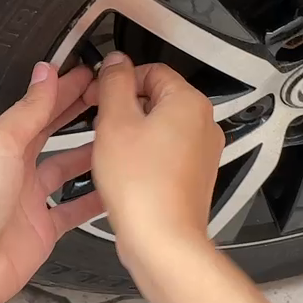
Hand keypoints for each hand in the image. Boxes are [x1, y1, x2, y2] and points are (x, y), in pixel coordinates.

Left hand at [0, 62, 103, 302]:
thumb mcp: (0, 143)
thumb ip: (28, 109)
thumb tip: (44, 73)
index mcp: (0, 143)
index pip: (39, 108)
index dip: (64, 90)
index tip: (91, 75)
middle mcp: (13, 169)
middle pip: (54, 136)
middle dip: (80, 117)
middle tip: (110, 100)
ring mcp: (28, 201)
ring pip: (67, 171)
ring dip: (91, 156)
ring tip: (118, 139)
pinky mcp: (41, 231)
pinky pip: (73, 211)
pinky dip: (94, 201)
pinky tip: (112, 191)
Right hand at [86, 52, 224, 270]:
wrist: (162, 239)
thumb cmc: (143, 188)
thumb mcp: (114, 122)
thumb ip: (114, 83)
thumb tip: (115, 63)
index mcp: (189, 102)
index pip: (151, 70)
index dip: (118, 79)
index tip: (98, 94)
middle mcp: (203, 124)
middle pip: (156, 98)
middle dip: (124, 108)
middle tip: (101, 126)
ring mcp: (202, 152)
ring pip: (159, 127)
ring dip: (132, 134)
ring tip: (112, 154)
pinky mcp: (193, 176)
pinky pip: (165, 153)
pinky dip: (144, 157)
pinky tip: (125, 173)